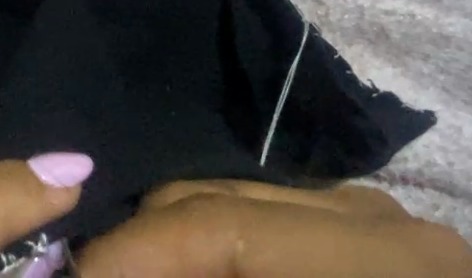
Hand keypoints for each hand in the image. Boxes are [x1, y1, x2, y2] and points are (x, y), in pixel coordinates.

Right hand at [76, 180, 471, 277]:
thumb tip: (92, 277)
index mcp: (379, 260)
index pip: (218, 223)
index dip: (130, 254)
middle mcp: (374, 216)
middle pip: (212, 201)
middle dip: (138, 253)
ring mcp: (371, 221)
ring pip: (227, 204)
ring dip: (169, 253)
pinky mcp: (364, 240)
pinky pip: (258, 224)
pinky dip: (211, 257)